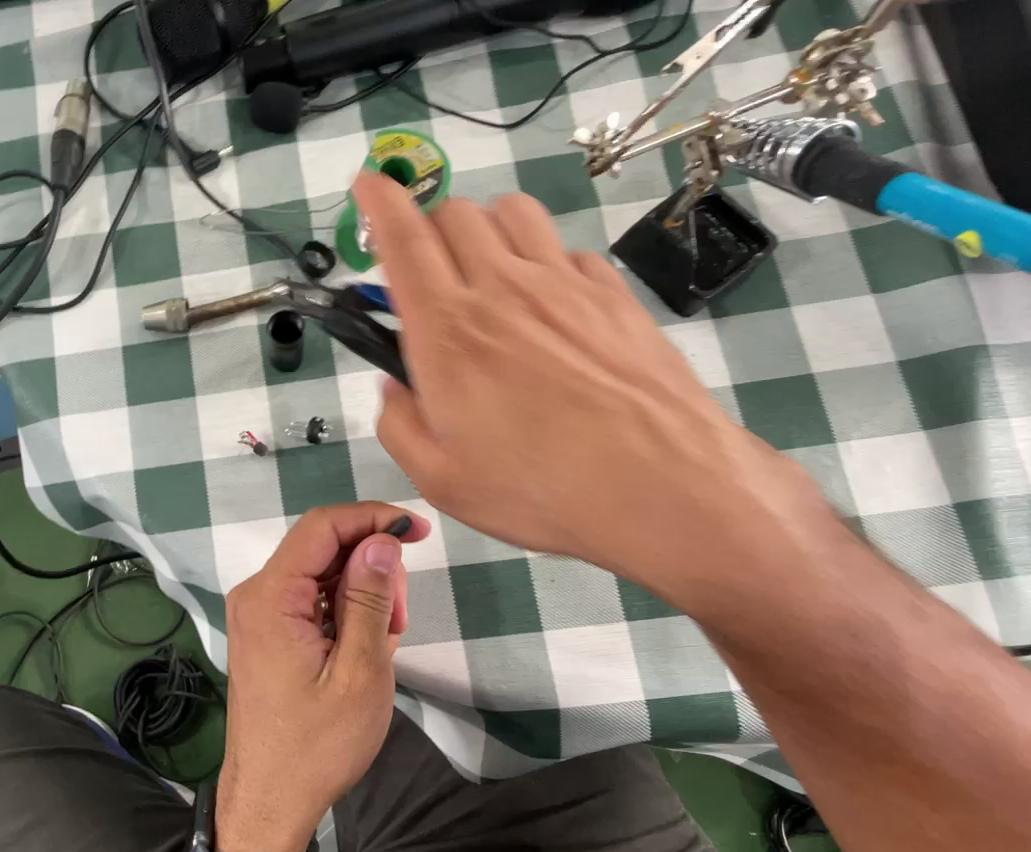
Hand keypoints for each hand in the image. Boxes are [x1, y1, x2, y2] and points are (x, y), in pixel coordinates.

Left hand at [217, 503, 428, 851]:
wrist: (270, 800)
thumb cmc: (317, 745)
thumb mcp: (360, 672)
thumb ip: (370, 600)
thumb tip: (382, 541)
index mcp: (270, 598)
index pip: (322, 526)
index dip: (373, 518)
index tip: (420, 533)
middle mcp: (255, 596)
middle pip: (322, 549)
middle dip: (371, 569)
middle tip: (400, 623)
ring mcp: (257, 617)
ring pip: (320, 577)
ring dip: (361, 596)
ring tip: (385, 645)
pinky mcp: (265, 636)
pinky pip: (310, 603)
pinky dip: (343, 615)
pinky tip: (363, 651)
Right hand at [354, 171, 836, 610]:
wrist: (661, 487)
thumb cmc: (537, 490)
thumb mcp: (439, 479)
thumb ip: (399, 424)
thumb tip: (395, 383)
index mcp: (448, 332)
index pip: (405, 239)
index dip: (380, 202)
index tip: (369, 182)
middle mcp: (502, 290)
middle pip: (457, 212)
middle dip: (428, 228)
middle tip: (425, 274)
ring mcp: (563, 284)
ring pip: (512, 212)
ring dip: (485, 230)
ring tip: (484, 275)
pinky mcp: (612, 293)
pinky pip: (563, 248)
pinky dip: (540, 260)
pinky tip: (545, 307)